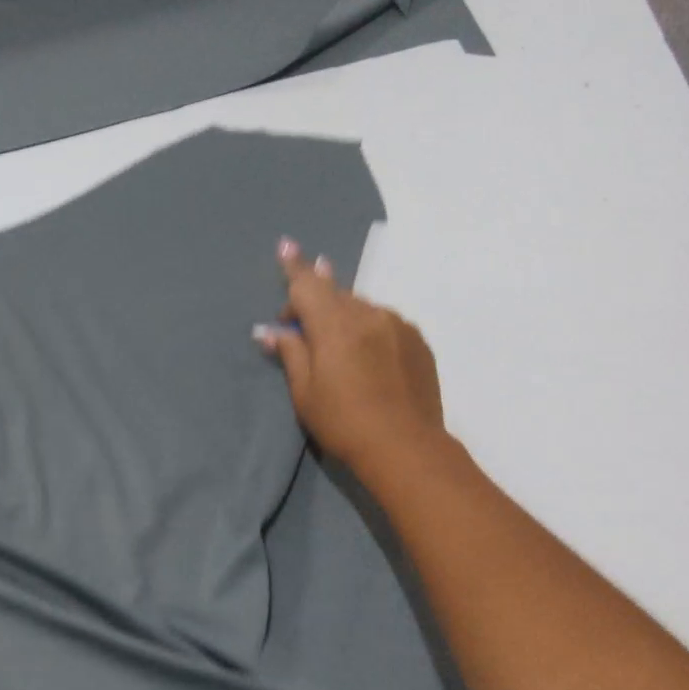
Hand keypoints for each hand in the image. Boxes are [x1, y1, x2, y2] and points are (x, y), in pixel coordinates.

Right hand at [254, 238, 447, 479]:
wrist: (404, 445)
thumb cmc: (341, 421)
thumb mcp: (304, 391)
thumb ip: (291, 353)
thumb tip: (271, 330)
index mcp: (336, 327)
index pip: (309, 287)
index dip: (295, 267)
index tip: (286, 245)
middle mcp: (370, 316)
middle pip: (336, 295)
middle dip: (314, 299)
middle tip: (294, 318)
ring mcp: (398, 326)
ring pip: (361, 308)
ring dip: (340, 316)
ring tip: (328, 340)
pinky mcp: (417, 342)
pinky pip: (383, 323)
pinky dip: (364, 329)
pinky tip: (360, 355)